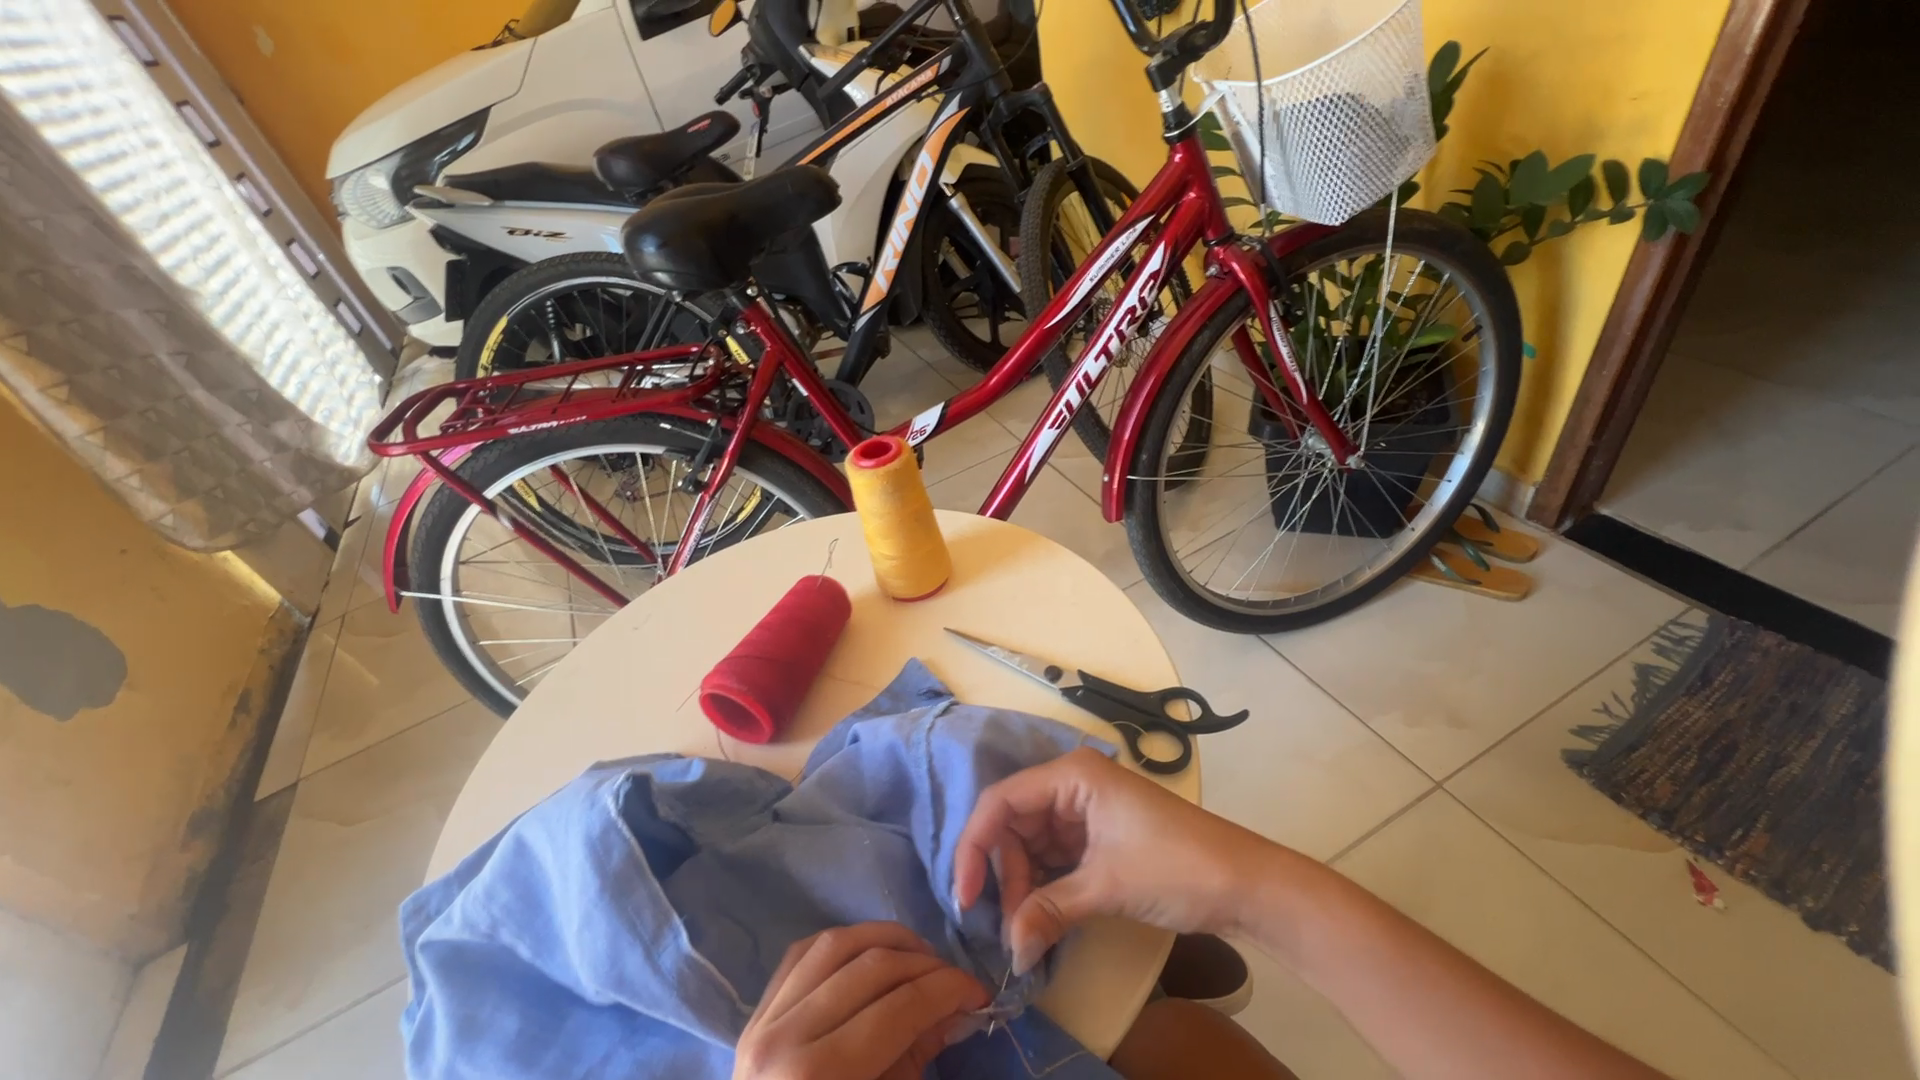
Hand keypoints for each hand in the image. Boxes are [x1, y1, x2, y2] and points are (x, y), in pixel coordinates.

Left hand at [732, 921, 988, 1079]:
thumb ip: (917, 1054)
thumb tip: (958, 1008)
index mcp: (821, 1074)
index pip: (900, 1007)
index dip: (948, 990)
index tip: (978, 992)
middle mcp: (786, 1036)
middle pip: (871, 967)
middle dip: (925, 964)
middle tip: (956, 979)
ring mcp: (764, 1020)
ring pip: (835, 945)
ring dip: (885, 940)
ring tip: (918, 956)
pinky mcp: (755, 1013)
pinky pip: (802, 954)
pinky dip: (842, 944)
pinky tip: (870, 953)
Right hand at [953, 747, 1281, 974]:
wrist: (1246, 884)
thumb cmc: (1177, 866)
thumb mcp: (1107, 886)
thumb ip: (1048, 911)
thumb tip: (1009, 951)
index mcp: (1072, 775)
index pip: (1002, 801)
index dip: (975, 847)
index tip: (965, 897)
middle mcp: (1072, 785)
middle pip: (1013, 825)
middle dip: (1005, 874)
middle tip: (1011, 924)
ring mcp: (1085, 812)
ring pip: (1031, 845)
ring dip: (1023, 885)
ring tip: (1026, 927)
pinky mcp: (1097, 838)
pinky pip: (1054, 858)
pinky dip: (1044, 887)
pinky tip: (1042, 916)